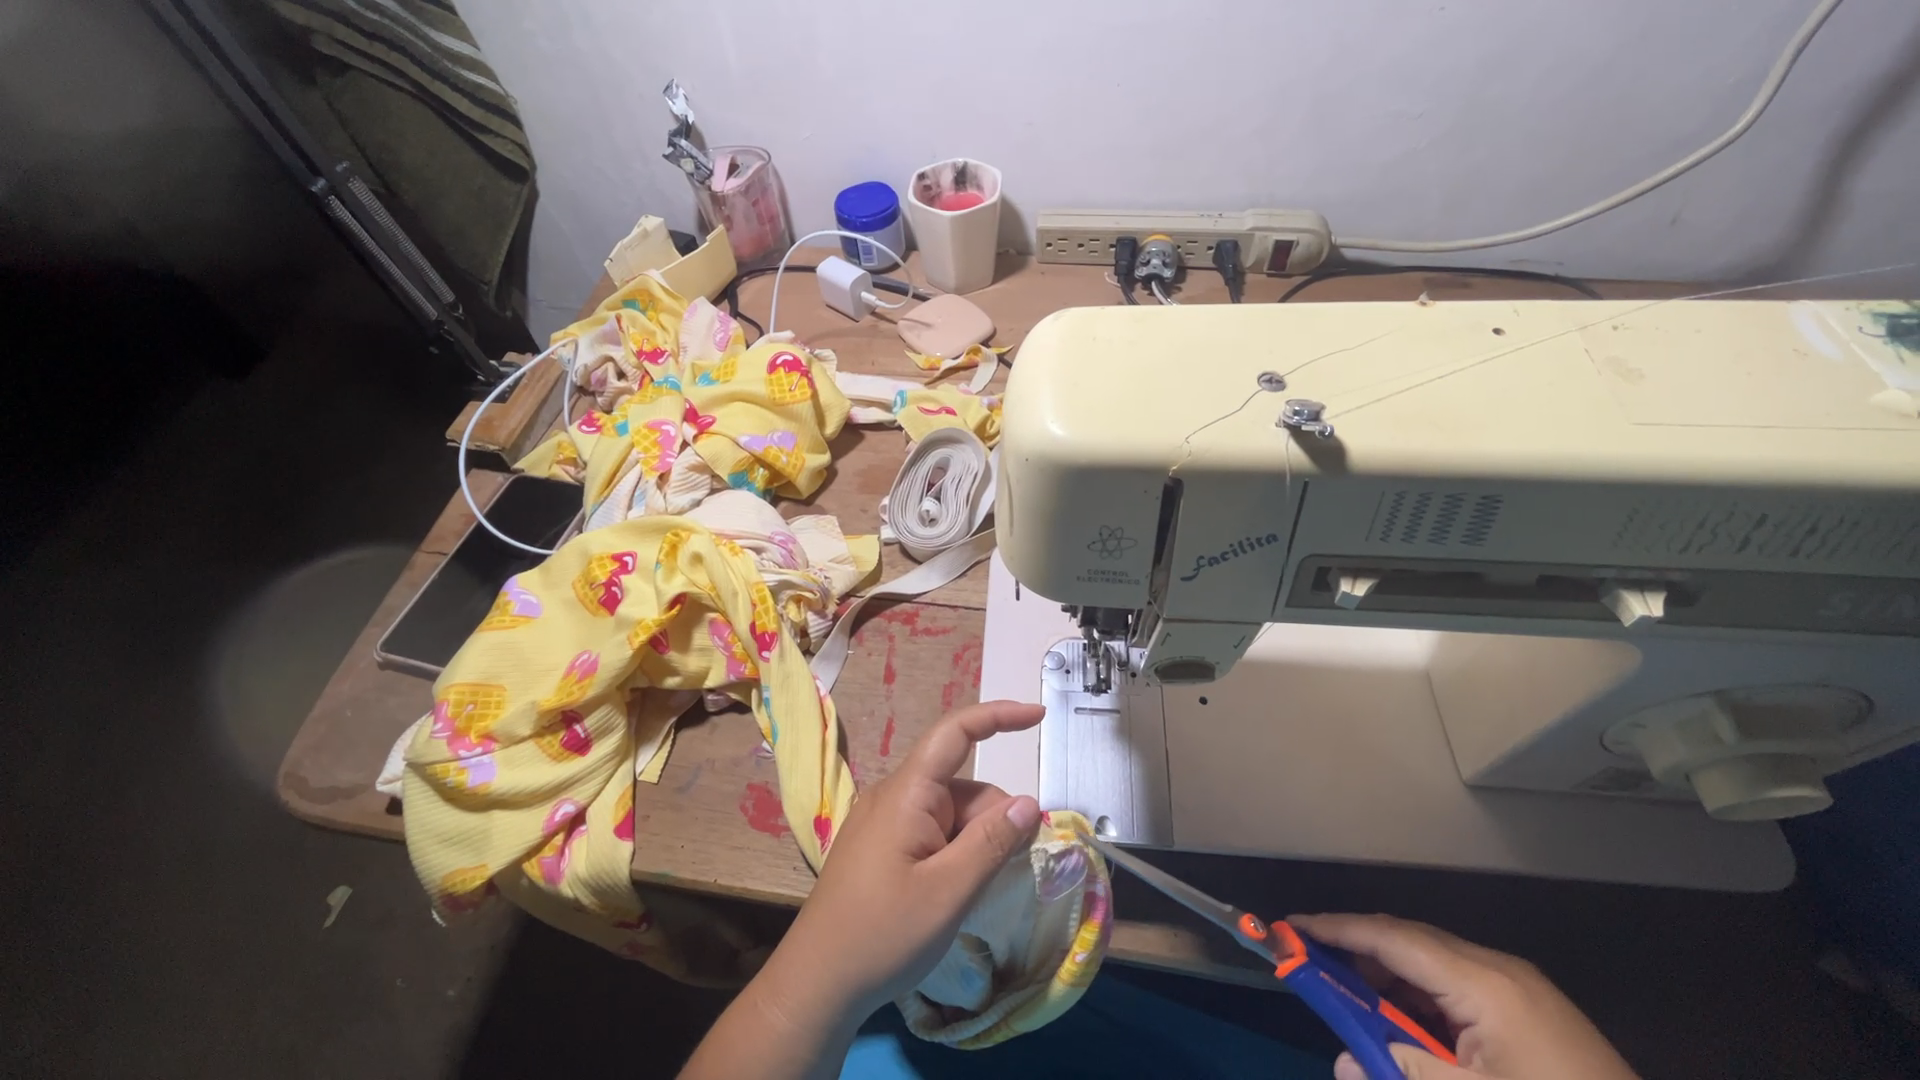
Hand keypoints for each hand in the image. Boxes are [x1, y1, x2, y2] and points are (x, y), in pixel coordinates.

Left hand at [681, 702, 1043, 1079]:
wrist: (817, 983)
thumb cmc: (883, 933)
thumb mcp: (949, 891)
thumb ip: (991, 843)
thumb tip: (1028, 803)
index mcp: (907, 792)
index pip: (956, 732)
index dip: (999, 716)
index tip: (1040, 716)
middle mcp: (894, 797)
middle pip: (963, 787)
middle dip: (995, 818)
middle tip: (1010, 871)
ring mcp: (885, 824)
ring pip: (952, 815)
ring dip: (977, 843)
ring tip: (978, 893)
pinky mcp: (881, 849)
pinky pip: (933, 835)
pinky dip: (957, 854)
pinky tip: (958, 893)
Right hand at [1288, 914, 1638, 1079]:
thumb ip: (1403, 1074)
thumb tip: (1340, 1063)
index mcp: (1483, 983)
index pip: (1393, 940)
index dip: (1338, 930)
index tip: (1292, 926)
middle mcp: (1498, 969)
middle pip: (1410, 942)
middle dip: (1357, 949)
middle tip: (1310, 962)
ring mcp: (1519, 987)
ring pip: (1433, 964)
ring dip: (1389, 978)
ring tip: (1351, 1001)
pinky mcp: (1530, 1009)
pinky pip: (1458, 986)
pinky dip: (1421, 998)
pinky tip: (1406, 1025)